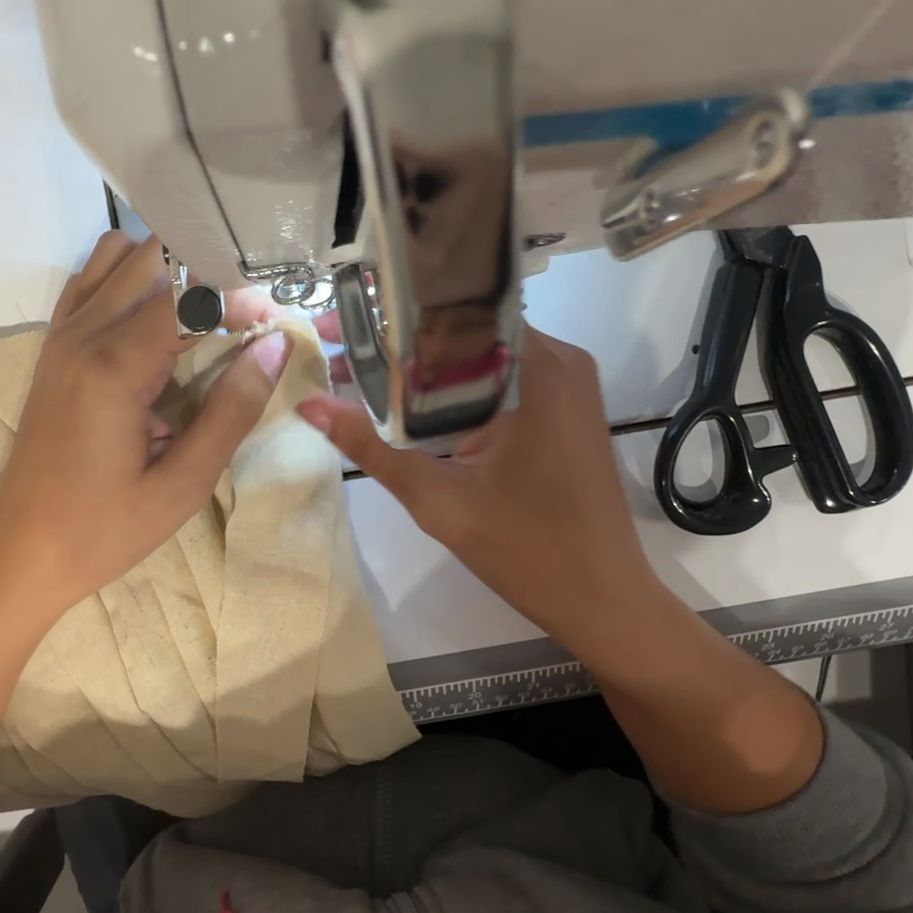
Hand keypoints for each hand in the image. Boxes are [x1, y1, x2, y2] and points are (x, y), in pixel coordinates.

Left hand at [0, 232, 289, 628]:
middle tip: (248, 316)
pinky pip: (91, 280)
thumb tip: (274, 347)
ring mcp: (61, 335)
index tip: (275, 326)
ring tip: (206, 315)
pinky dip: (132, 280)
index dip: (241, 299)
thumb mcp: (182, 486)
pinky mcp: (54, 346)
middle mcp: (82, 335)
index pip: (188, 294)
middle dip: (210, 272)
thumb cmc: (105, 530)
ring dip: (169, 268)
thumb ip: (231, 412)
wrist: (24, 551)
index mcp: (112, 369)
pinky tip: (159, 322)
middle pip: (153, 256)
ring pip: (119, 254)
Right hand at [295, 326, 659, 666]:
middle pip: (464, 333)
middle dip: (399, 343)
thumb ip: (371, 446)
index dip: (385, 317)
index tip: (335, 329)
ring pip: (481, 358)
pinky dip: (457, 391)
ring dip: (426, 369)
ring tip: (363, 378)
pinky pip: (502, 383)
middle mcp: (558, 359)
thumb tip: (310, 405)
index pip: (448, 315)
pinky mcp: (566, 410)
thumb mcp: (437, 497)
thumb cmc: (525, 549)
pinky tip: (415, 409)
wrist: (602, 597)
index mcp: (535, 366)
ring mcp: (568, 385)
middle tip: (340, 354)